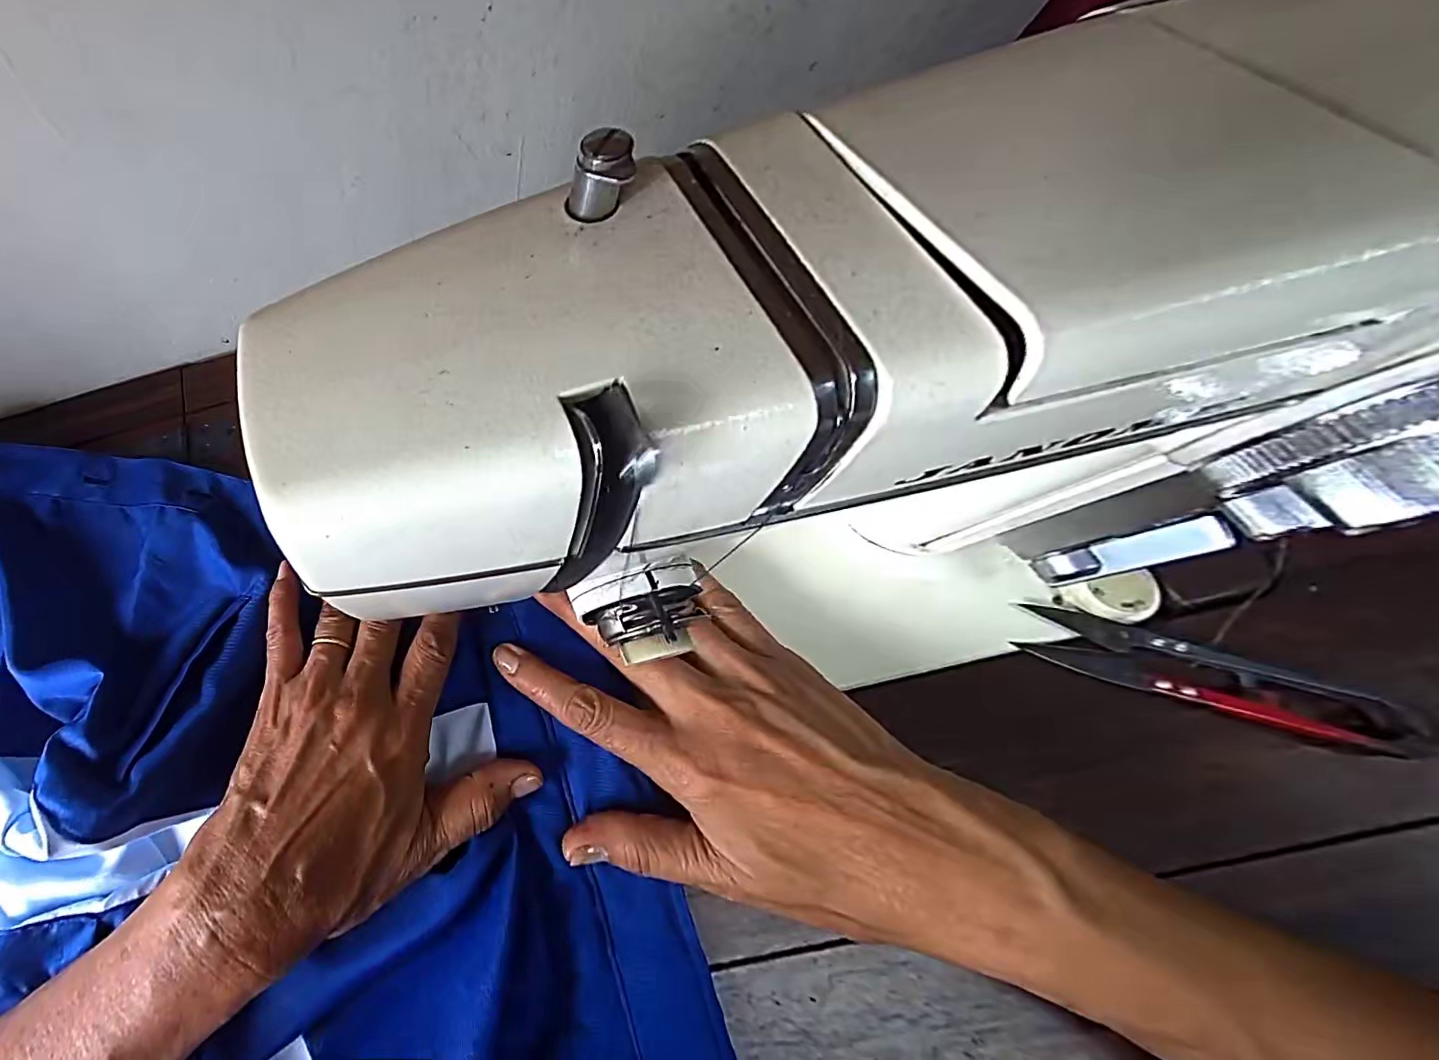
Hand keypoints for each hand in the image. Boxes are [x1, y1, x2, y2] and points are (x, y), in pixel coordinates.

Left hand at [167, 562, 542, 987]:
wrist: (254, 892)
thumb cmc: (342, 868)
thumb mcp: (424, 842)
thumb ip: (479, 799)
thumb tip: (531, 775)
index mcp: (401, 729)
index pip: (433, 652)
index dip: (448, 613)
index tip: (459, 586)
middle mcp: (359, 701)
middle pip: (387, 625)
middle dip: (406, 588)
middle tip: (419, 558)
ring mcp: (313, 694)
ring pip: (340, 622)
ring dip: (357, 588)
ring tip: (371, 554)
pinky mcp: (275, 700)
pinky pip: (280, 638)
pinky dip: (285, 603)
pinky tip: (289, 574)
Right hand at [492, 578, 1438, 1059]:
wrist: (927, 843)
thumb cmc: (832, 869)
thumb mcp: (729, 875)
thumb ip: (645, 847)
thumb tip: (579, 842)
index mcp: (692, 766)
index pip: (597, 714)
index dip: (545, 683)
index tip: (511, 655)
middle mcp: (714, 709)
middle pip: (627, 647)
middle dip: (576, 610)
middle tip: (541, 577)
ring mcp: (752, 675)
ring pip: (674, 618)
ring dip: (626, 589)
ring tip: (591, 562)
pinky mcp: (785, 659)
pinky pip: (729, 609)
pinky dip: (694, 584)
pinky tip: (672, 567)